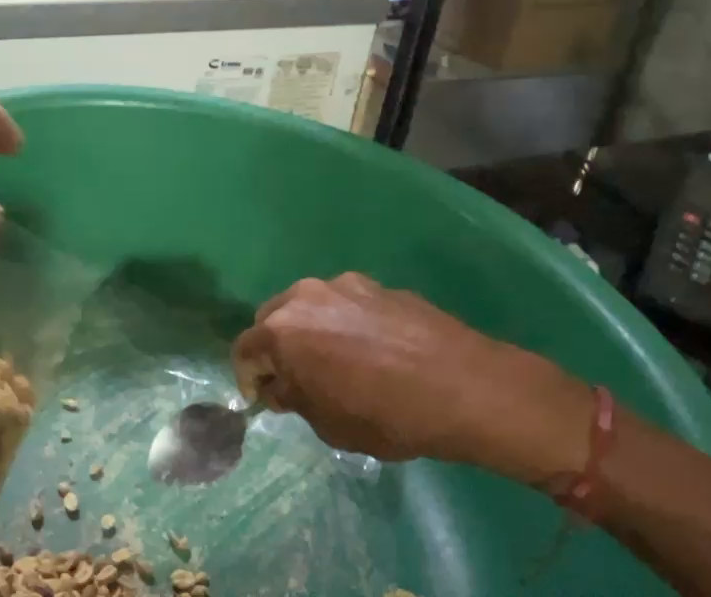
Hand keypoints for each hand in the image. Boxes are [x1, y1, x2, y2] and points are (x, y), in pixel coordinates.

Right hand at [232, 273, 594, 485]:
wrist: (465, 388)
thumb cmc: (388, 417)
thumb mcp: (329, 425)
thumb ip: (294, 399)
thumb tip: (282, 385)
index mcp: (282, 331)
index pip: (244, 350)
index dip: (248, 378)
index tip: (262, 398)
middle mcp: (305, 296)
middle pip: (273, 319)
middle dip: (276, 348)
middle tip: (296, 379)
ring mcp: (344, 285)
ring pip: (310, 306)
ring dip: (311, 331)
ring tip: (336, 362)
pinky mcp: (379, 285)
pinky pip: (346, 305)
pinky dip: (345, 324)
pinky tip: (373, 352)